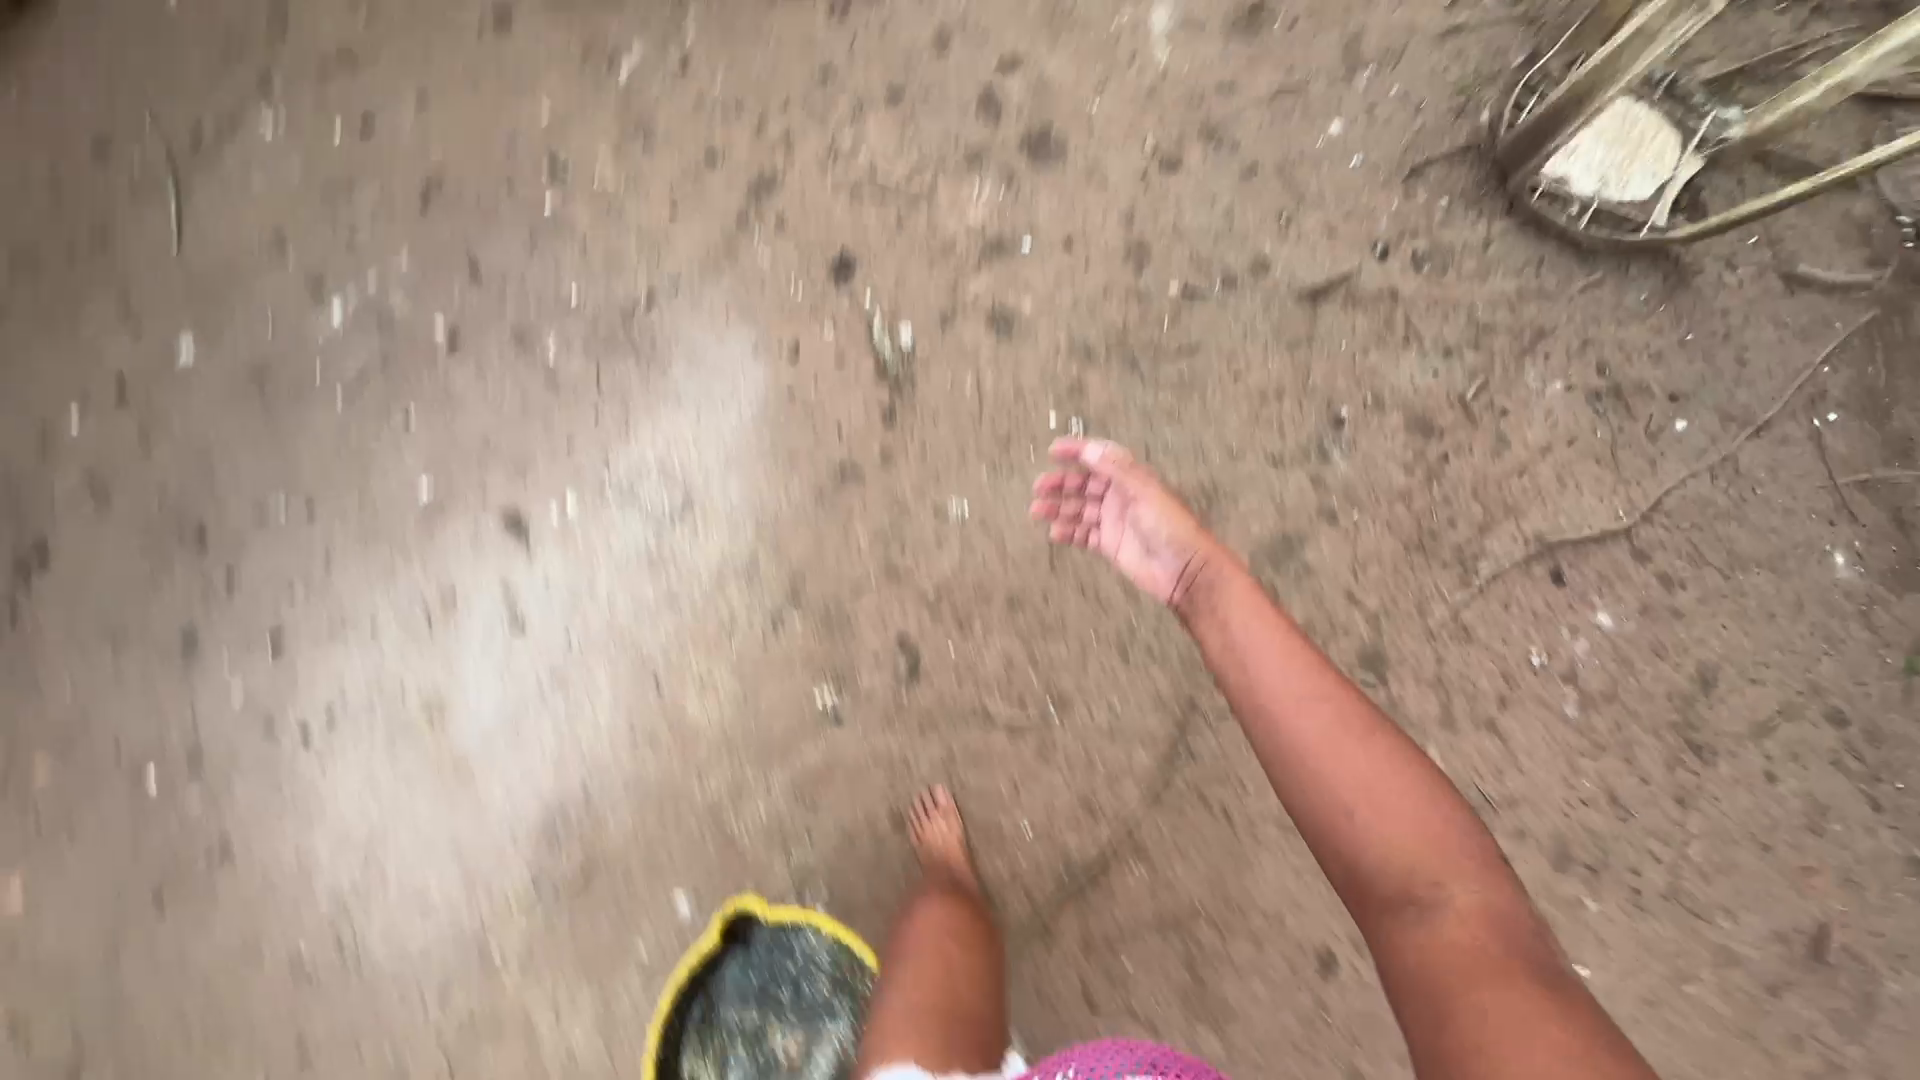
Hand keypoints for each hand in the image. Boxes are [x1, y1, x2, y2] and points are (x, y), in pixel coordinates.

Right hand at [1030, 437, 1226, 609]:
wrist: (1184, 570)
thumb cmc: (1170, 527)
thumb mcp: (1145, 492)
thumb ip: (1116, 470)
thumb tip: (1089, 449)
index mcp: (1131, 479)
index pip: (1100, 458)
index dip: (1078, 451)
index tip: (1053, 451)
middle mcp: (1120, 497)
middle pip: (1084, 485)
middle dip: (1061, 484)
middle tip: (1039, 488)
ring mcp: (1113, 521)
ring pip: (1079, 510)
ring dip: (1058, 509)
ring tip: (1036, 511)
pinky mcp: (1109, 544)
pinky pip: (1083, 534)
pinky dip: (1068, 532)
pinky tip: (1054, 533)